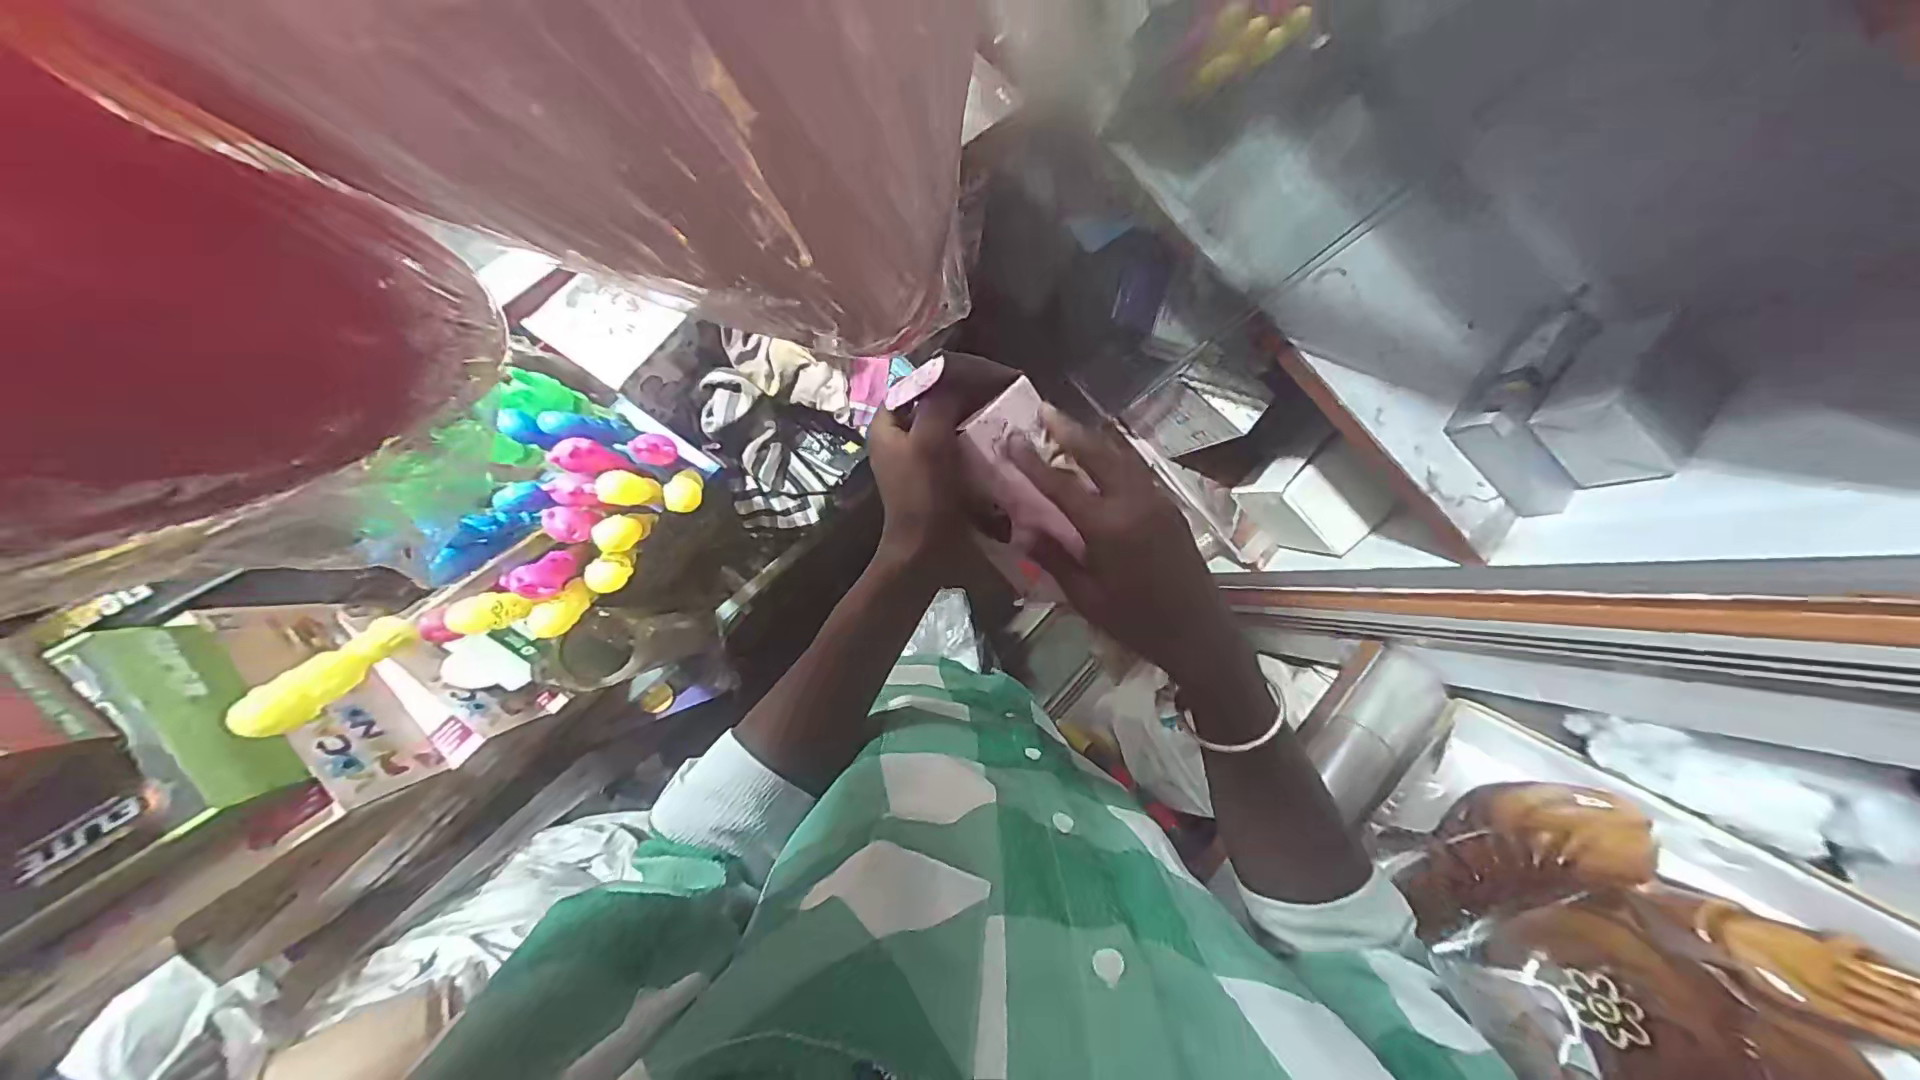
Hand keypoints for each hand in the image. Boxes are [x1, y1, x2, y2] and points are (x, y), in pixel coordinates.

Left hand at [867, 354, 1014, 580]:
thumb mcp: (930, 441)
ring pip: (950, 415)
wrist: (924, 554)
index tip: (1000, 376)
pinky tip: (1000, 433)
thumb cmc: (924, 498)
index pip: (926, 377)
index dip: (962, 371)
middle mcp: (900, 431)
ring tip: (1010, 407)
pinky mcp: (935, 470)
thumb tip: (964, 375)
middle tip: (1010, 390)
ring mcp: (917, 451)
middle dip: (974, 388)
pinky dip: (978, 431)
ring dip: (979, 408)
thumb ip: (941, 400)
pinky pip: (958, 438)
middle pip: (939, 394)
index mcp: (889, 420)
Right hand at [1010, 406, 1250, 689]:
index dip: (1032, 461)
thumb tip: (1022, 532)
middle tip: (1045, 410)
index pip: (1061, 484)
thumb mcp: (1086, 597)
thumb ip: (1054, 559)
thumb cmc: (1136, 621)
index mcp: (1108, 526)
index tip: (1011, 437)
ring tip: (1070, 425)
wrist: (1199, 632)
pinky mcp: (1171, 507)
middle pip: (1098, 453)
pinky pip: (1138, 470)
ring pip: (1122, 456)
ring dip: (1094, 438)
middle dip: (1069, 429)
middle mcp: (1135, 502)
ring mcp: (1158, 500)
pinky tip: (1104, 455)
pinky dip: (1115, 455)